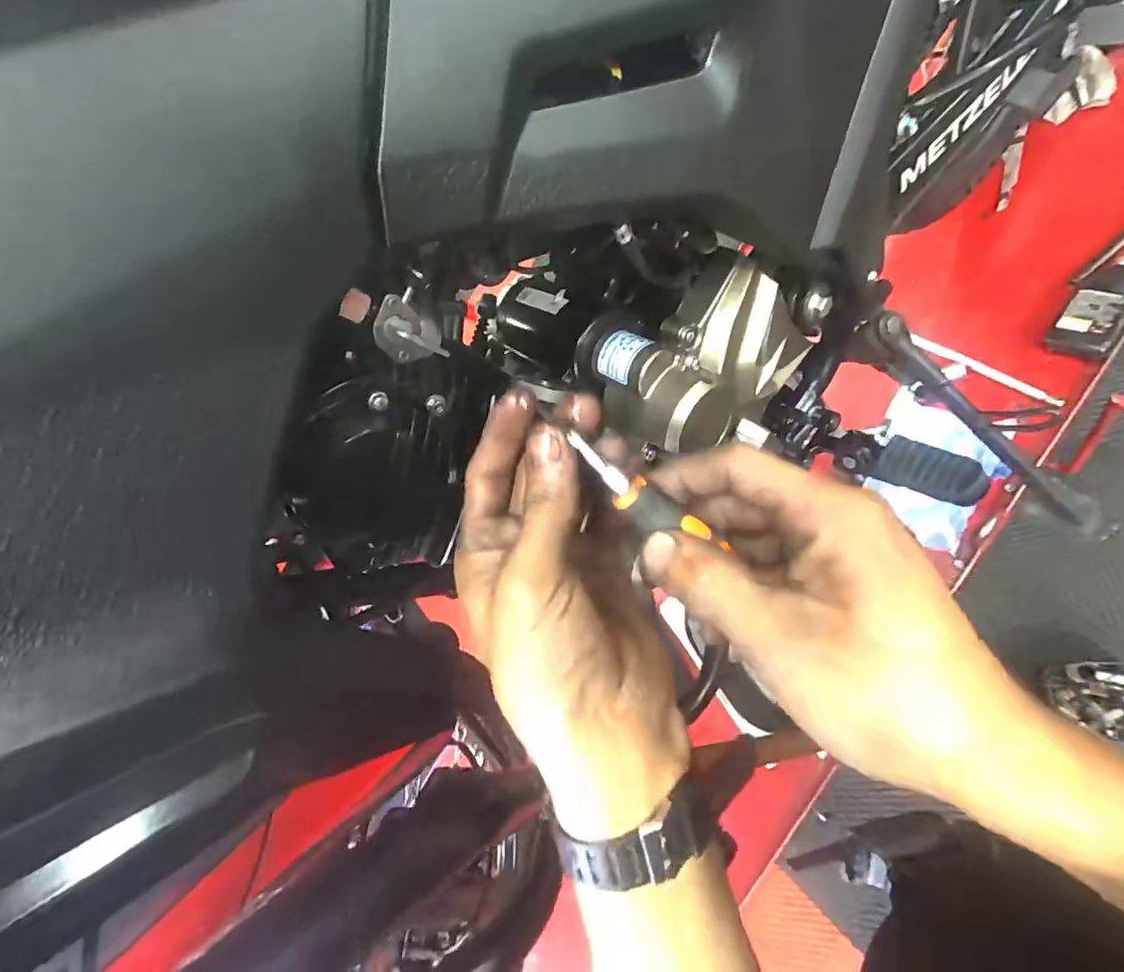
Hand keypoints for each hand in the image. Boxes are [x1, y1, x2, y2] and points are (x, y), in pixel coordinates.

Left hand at [455, 390, 690, 839]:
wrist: (610, 726)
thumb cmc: (546, 658)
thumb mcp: (531, 580)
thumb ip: (545, 508)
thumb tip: (553, 438)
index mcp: (489, 553)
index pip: (488, 480)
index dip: (504, 438)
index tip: (524, 398)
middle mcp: (527, 548)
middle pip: (538, 480)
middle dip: (555, 441)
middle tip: (580, 406)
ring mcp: (573, 557)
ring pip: (580, 495)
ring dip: (593, 462)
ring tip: (610, 430)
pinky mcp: (615, 567)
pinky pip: (617, 519)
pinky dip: (625, 493)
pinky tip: (635, 469)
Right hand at [640, 445, 1042, 802]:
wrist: (974, 751)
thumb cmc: (877, 689)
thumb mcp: (777, 637)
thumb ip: (708, 582)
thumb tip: (650, 543)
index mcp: (829, 510)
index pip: (739, 465)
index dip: (682, 476)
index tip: (634, 503)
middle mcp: (836, 517)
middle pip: (747, 501)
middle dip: (696, 528)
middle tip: (648, 562)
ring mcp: (843, 551)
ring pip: (760, 539)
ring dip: (719, 565)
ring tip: (685, 603)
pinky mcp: (845, 582)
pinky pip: (782, 568)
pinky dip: (748, 587)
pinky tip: (724, 622)